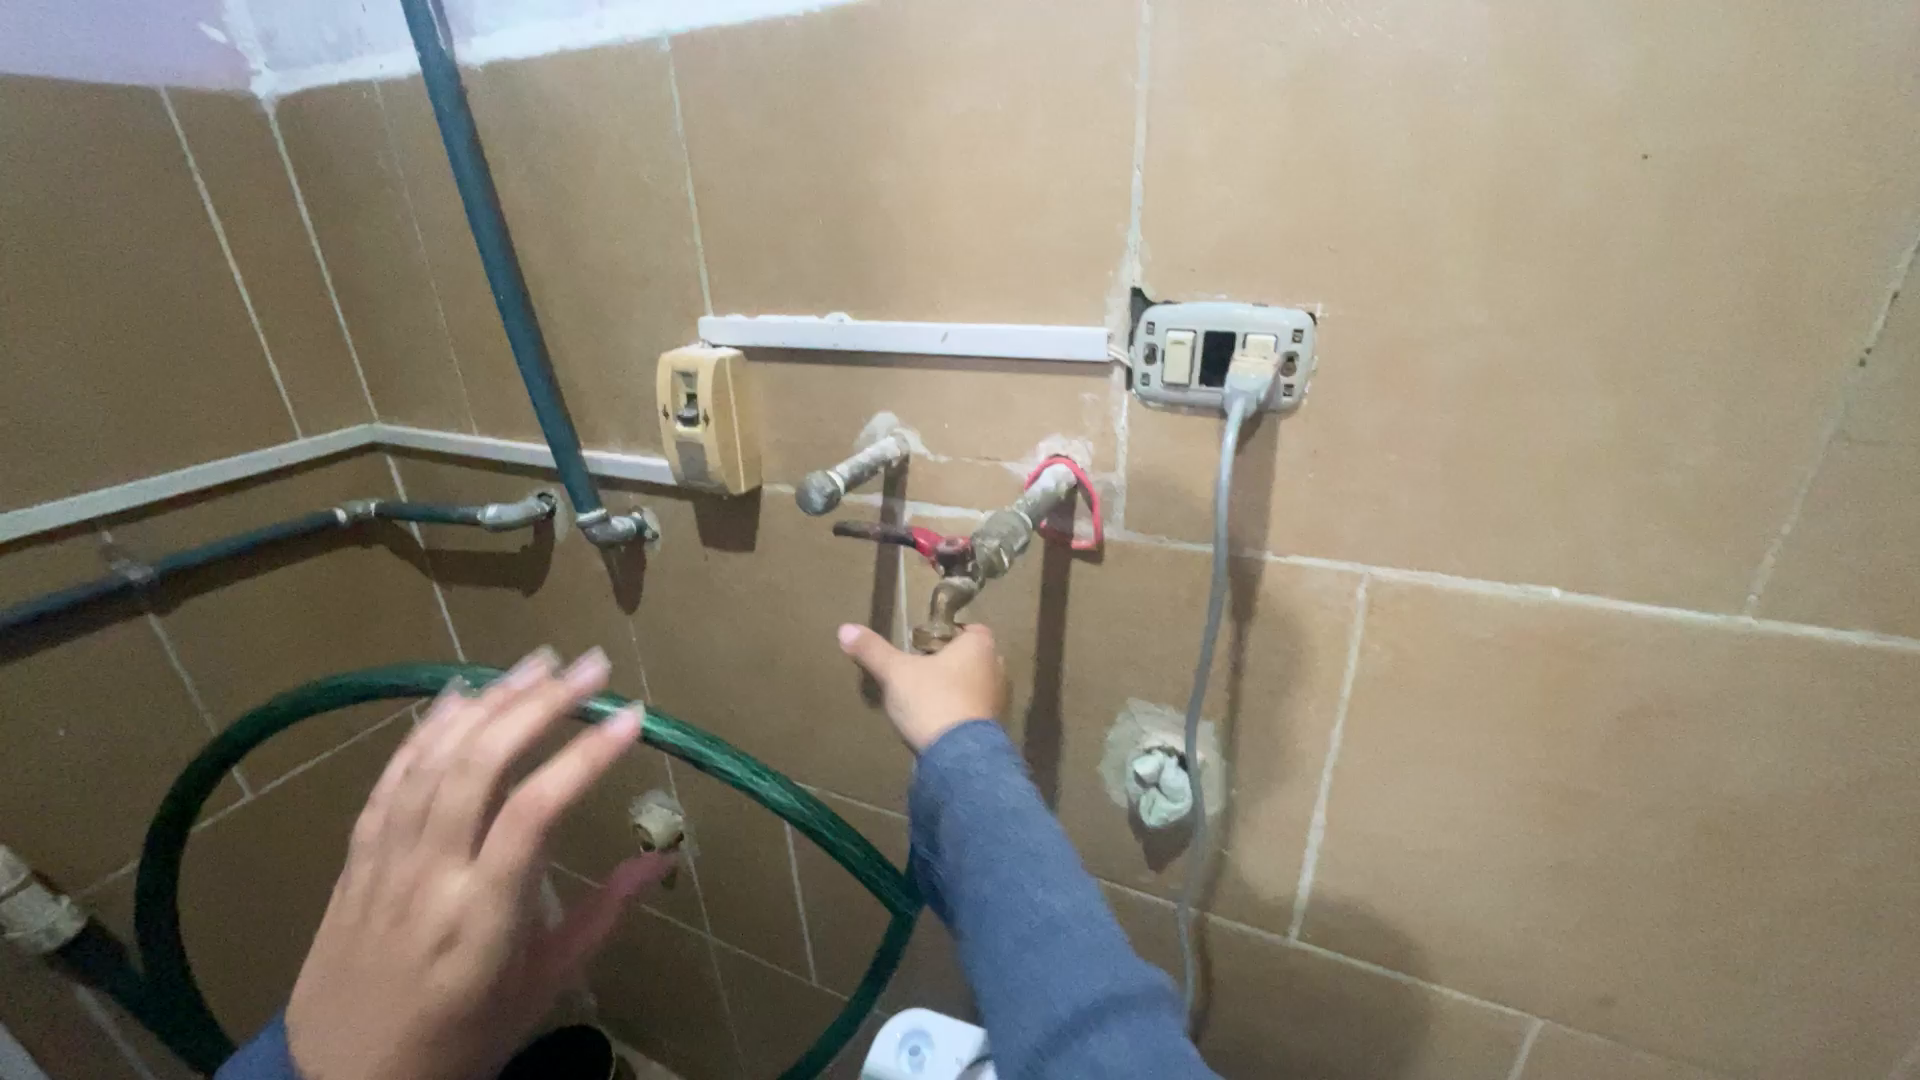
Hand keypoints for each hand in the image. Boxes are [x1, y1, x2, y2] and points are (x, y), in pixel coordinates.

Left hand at [285, 647, 674, 1079]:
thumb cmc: (463, 1037)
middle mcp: (429, 877)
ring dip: (490, 701)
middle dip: (540, 705)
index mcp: (483, 917)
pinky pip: (389, 781)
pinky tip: (460, 693)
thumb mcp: (545, 985)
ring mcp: (384, 864)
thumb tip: (663, 856)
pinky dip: (426, 730)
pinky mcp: (355, 860)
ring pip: (433, 762)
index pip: (535, 814)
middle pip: (480, 769)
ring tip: (540, 661)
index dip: (585, 757)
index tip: (631, 717)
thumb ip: (605, 913)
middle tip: (592, 667)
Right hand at [837, 623, 1006, 751]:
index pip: (970, 629)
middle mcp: (997, 668)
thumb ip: (872, 650)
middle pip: (972, 658)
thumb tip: (845, 629)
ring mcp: (1000, 700)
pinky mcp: (995, 728)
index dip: (948, 635)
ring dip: (956, 691)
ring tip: (926, 700)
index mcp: (981, 646)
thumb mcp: (895, 672)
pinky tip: (938, 724)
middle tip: (921, 673)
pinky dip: (960, 714)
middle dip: (950, 664)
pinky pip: (975, 713)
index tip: (925, 646)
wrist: (958, 757)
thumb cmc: (931, 701)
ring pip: (975, 686)